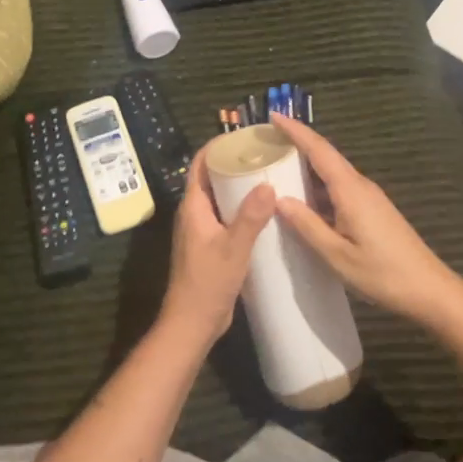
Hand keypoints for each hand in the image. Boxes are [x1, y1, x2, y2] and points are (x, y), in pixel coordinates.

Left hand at [159, 147, 274, 346]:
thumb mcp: (233, 249)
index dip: (219, 146)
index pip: (201, 164)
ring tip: (270, 177)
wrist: (192, 324)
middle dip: (235, 164)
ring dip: (240, 187)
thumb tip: (268, 185)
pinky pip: (226, 216)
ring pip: (221, 198)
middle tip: (265, 155)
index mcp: (193, 207)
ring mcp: (202, 230)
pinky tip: (266, 212)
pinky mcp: (211, 245)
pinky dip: (243, 209)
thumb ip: (250, 217)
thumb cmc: (207, 284)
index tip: (245, 137)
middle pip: (212, 178)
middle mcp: (195, 213)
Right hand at [269, 115, 462, 322]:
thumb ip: (308, 226)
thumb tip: (278, 199)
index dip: (295, 131)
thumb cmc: (383, 273)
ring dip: (307, 166)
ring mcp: (369, 197)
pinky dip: (319, 186)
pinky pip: (340, 188)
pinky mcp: (373, 210)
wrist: (429, 290)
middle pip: (325, 155)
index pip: (318, 149)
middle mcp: (360, 185)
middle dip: (297, 143)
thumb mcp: (337, 256)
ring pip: (332, 173)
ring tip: (277, 168)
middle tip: (267, 142)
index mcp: (350, 190)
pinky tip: (305, 200)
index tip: (273, 116)